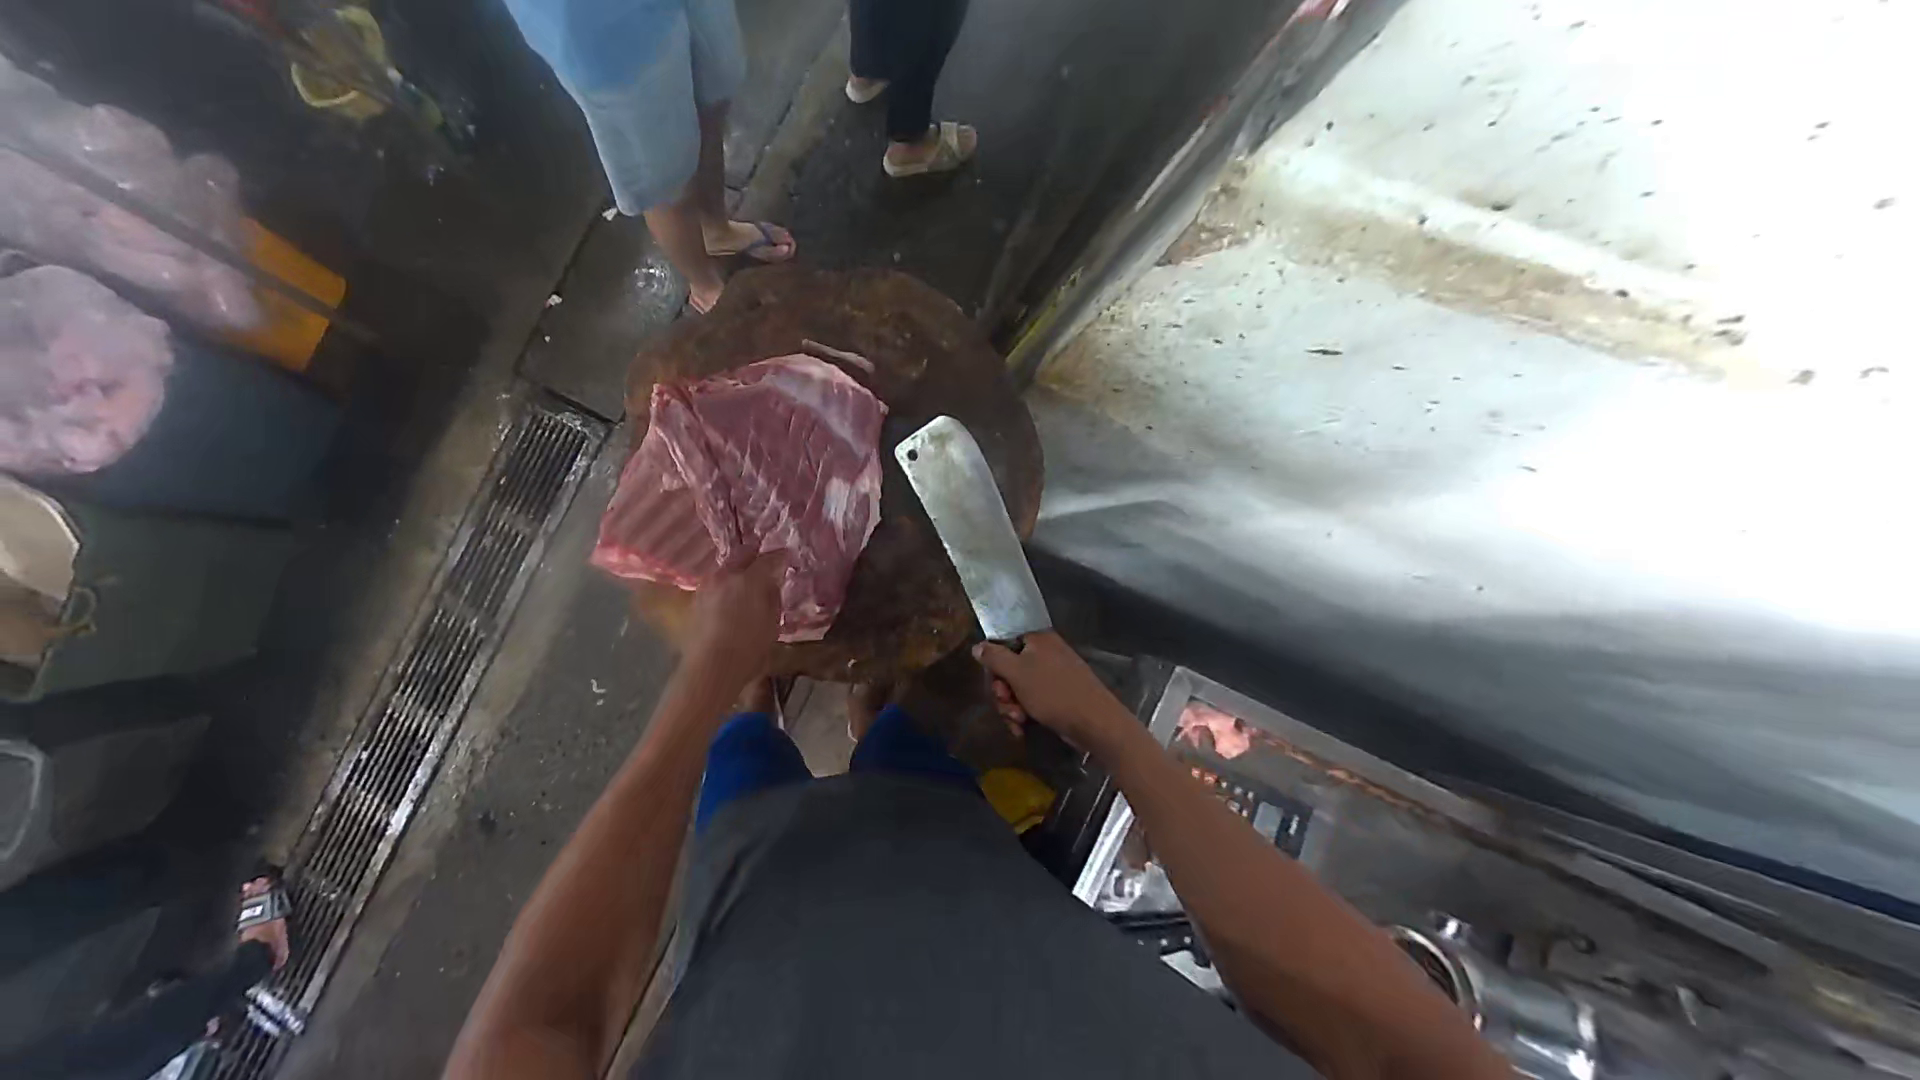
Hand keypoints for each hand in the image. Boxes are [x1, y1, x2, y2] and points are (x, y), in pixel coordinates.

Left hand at [684, 551, 785, 688]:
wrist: (711, 668)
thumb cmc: (750, 648)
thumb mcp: (773, 622)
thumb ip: (773, 596)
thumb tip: (772, 582)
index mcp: (750, 579)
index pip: (770, 558)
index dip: (782, 556)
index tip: (788, 559)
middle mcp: (726, 575)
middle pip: (743, 553)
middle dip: (756, 555)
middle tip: (767, 565)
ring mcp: (707, 585)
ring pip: (726, 566)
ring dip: (738, 569)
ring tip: (748, 582)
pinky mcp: (695, 599)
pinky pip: (715, 582)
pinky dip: (726, 584)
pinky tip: (731, 597)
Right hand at [973, 631, 1133, 751]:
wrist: (1094, 722)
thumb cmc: (1053, 693)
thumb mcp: (1017, 673)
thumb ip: (994, 657)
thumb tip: (978, 646)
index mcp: (1038, 640)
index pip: (1004, 644)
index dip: (995, 666)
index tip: (996, 683)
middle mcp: (1046, 653)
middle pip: (1010, 669)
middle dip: (1004, 692)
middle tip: (1006, 704)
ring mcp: (1054, 675)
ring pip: (1019, 688)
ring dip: (1012, 707)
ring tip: (1018, 721)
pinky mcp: (1058, 696)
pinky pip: (1032, 701)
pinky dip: (1025, 713)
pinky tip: (1022, 729)